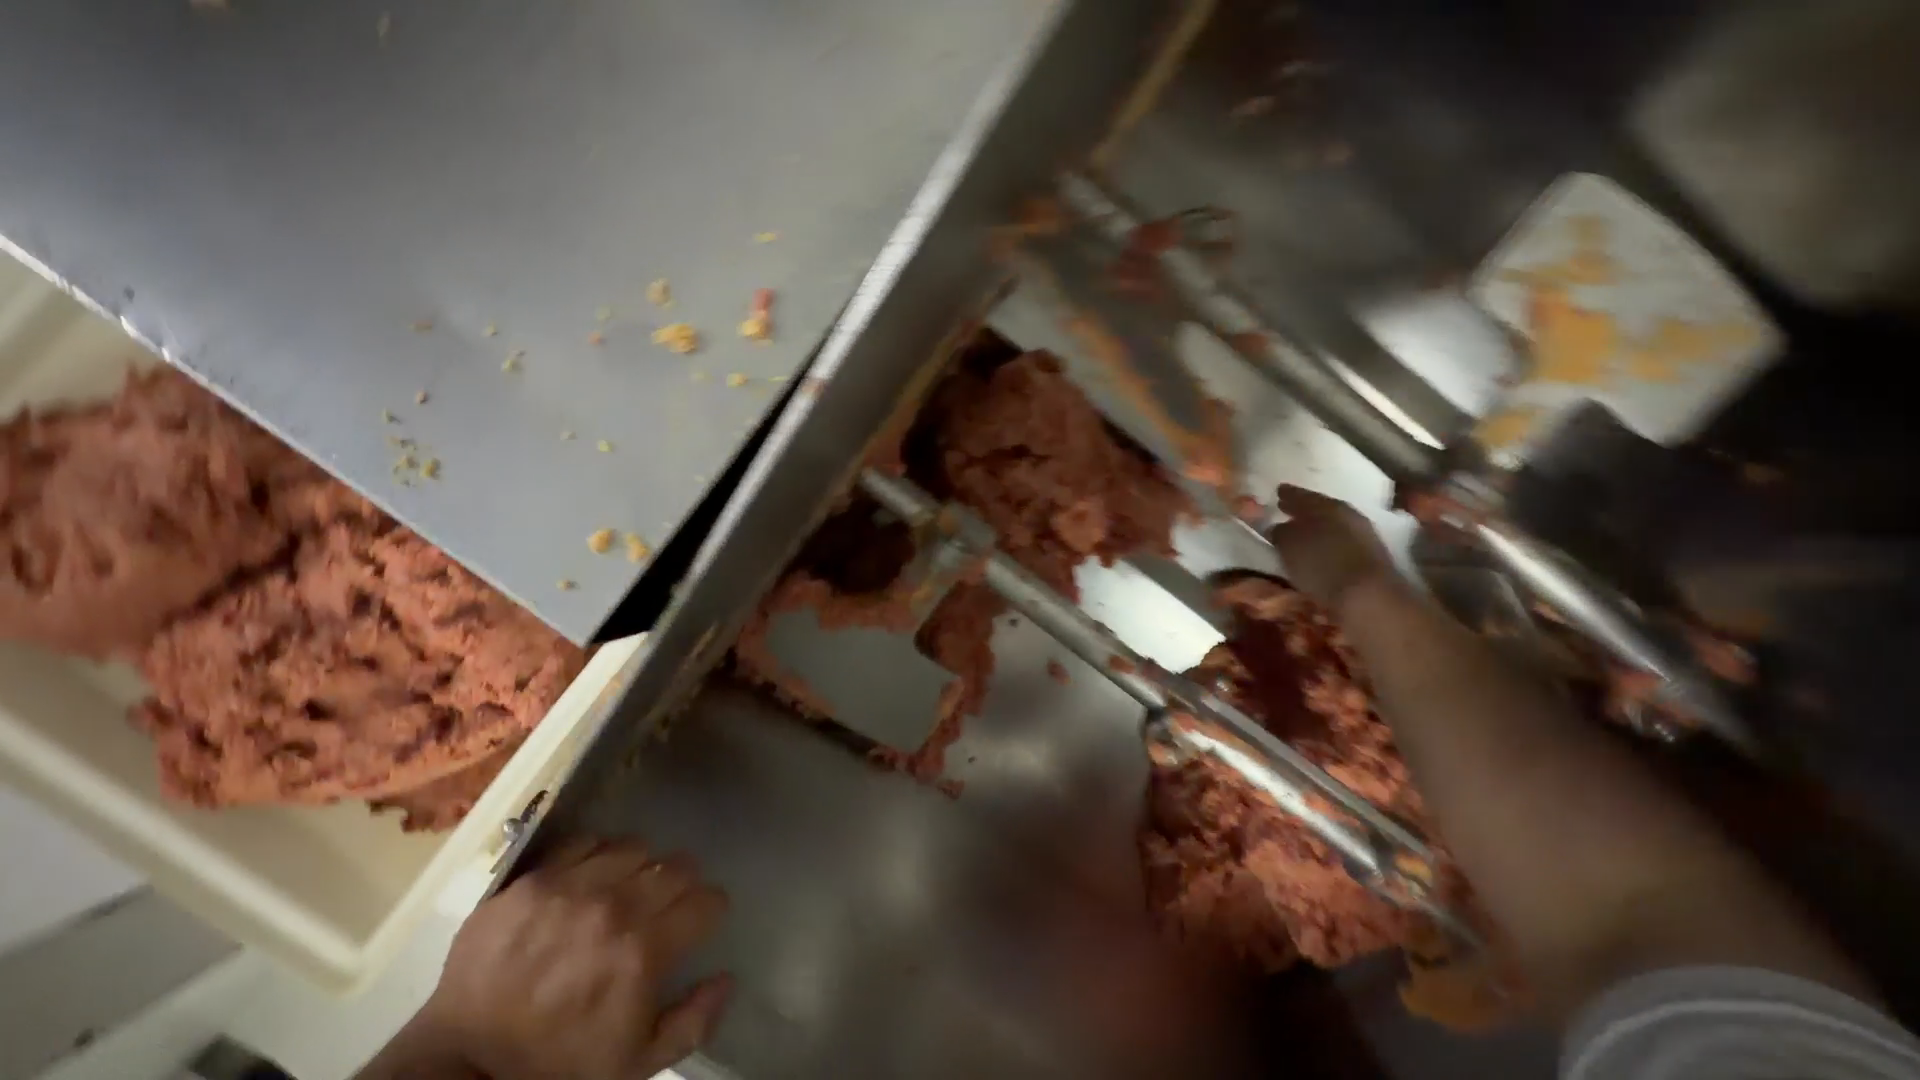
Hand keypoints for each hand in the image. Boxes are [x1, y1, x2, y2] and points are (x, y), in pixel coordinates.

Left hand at [419, 836, 731, 1079]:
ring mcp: (568, 888)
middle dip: (682, 884)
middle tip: (667, 905)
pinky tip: (588, 878)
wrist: (465, 1067)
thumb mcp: (637, 1064)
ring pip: (633, 847)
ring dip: (641, 867)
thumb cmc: (559, 1067)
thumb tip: (726, 977)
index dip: (710, 910)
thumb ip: (693, 1021)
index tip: (701, 920)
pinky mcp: (530, 881)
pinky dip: (595, 855)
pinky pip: (580, 843)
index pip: (706, 901)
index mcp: (645, 951)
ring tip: (627, 887)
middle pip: (676, 867)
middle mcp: (614, 907)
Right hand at [1265, 484, 1395, 612]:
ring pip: (1334, 525)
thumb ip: (1281, 533)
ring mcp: (1363, 535)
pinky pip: (1343, 542)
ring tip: (1301, 535)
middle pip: (1321, 508)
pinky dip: (1330, 543)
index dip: (1288, 494)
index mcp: (1326, 505)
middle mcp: (1347, 514)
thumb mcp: (1289, 547)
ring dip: (1318, 528)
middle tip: (1287, 510)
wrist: (1369, 596)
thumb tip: (1279, 527)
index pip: (1302, 495)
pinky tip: (1321, 552)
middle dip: (1303, 510)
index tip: (1278, 491)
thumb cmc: (1321, 565)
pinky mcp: (1372, 556)